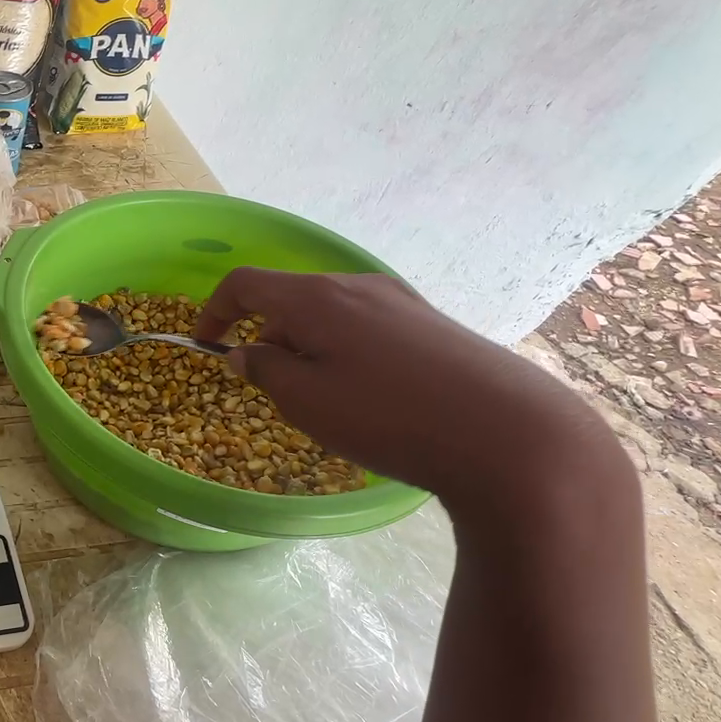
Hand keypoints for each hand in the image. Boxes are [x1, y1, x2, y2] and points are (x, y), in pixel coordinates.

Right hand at [192, 268, 623, 505]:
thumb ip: (263, 369)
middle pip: (289, 296)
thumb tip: (246, 352)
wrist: (514, 437)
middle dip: (265, 334)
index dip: (213, 310)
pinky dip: (343, 350)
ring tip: (321, 396)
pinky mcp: (433, 325)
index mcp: (315, 297)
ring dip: (306, 345)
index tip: (205, 345)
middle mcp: (357, 285)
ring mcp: (402, 302)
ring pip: (329, 313)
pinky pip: (366, 326)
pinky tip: (368, 394)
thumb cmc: (388, 416)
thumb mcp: (304, 400)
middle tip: (269, 384)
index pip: (244, 283)